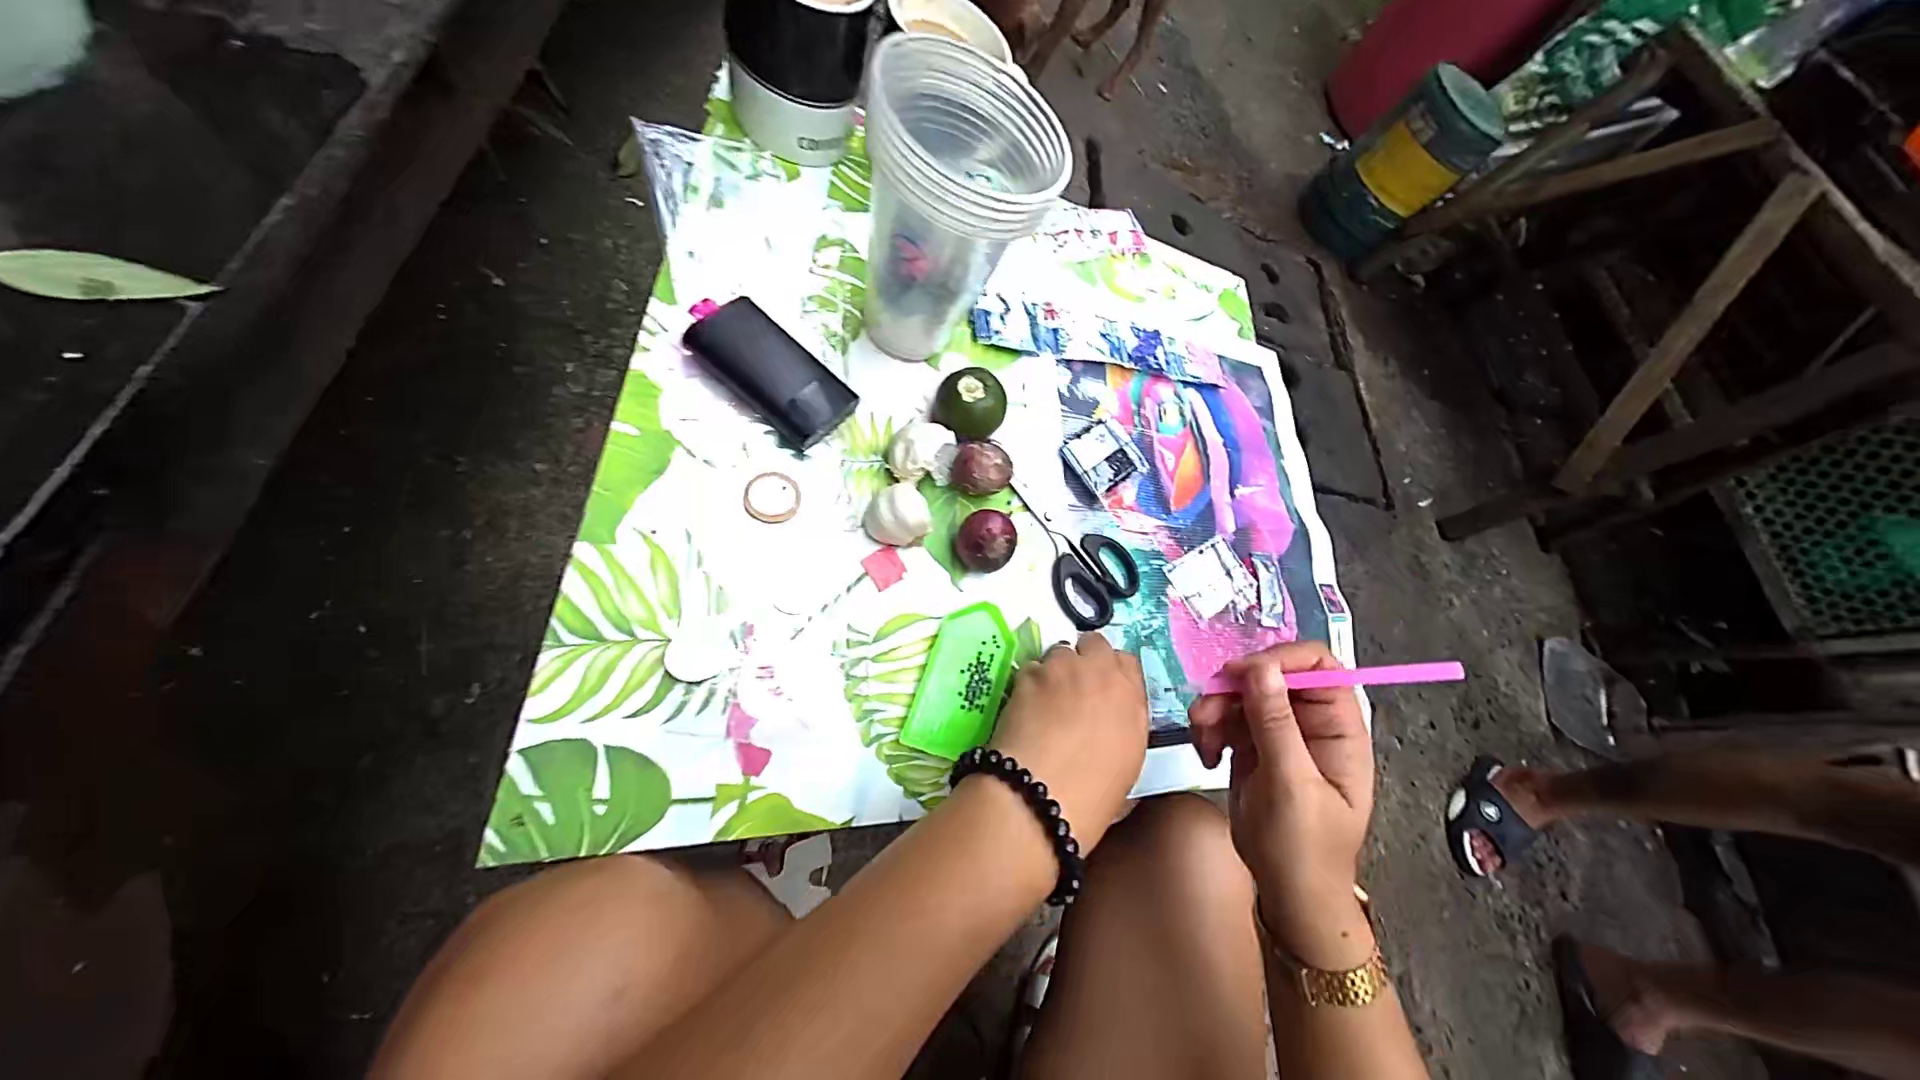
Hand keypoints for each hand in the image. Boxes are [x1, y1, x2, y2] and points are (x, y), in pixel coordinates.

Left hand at [989, 632, 1147, 852]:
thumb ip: (1124, 725)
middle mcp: (1100, 672)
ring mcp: (1062, 669)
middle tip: (1072, 687)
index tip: (1102, 688)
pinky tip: (1024, 709)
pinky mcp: (1027, 674)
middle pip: (1093, 644)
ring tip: (1045, 700)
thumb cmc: (1094, 794)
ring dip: (1055, 669)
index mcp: (1131, 696)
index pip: (1127, 661)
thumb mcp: (1128, 761)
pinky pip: (1030, 667)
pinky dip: (1028, 683)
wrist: (1043, 795)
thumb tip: (1111, 722)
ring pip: (1059, 652)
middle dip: (1084, 659)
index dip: (1112, 671)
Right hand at [1189, 642, 1375, 967]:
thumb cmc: (1304, 848)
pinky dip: (1208, 730)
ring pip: (1240, 695)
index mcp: (1338, 728)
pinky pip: (1225, 718)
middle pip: (1270, 676)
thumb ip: (1276, 723)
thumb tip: (1262, 666)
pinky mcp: (1252, 746)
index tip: (1242, 674)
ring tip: (1203, 741)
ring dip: (1214, 710)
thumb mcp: (1291, 784)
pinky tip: (1207, 756)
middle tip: (1208, 712)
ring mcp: (1279, 734)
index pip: (1318, 665)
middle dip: (1234, 690)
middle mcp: (1309, 723)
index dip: (1281, 659)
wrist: (1287, 892)